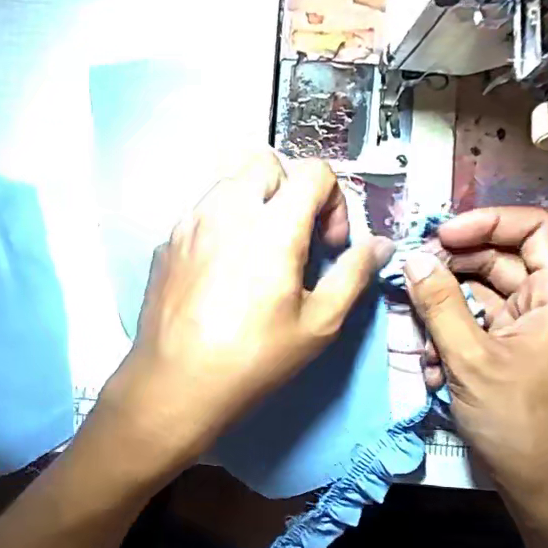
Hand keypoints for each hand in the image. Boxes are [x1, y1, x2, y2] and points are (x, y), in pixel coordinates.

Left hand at [96, 149, 392, 465]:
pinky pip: (204, 209)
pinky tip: (229, 270)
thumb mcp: (319, 323)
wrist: (174, 386)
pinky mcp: (167, 241)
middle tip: (300, 236)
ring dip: (258, 201)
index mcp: (273, 226)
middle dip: (293, 189)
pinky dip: (227, 221)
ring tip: (265, 251)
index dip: (334, 202)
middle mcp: (227, 210)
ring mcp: (190, 222)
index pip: (313, 172)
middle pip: (267, 161)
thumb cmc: (254, 358)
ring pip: (230, 180)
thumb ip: (354, 274)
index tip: (330, 244)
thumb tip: (380, 245)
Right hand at [403, 206, 547, 504]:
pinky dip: (455, 334)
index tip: (442, 238)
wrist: (545, 487)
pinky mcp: (515, 351)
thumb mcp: (470, 359)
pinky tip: (430, 364)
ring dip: (447, 307)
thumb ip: (439, 303)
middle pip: (503, 257)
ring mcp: (533, 327)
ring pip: (486, 292)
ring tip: (416, 331)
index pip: (535, 226)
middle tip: (412, 277)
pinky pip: (482, 324)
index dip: (488, 221)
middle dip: (455, 266)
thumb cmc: (519, 421)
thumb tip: (413, 258)